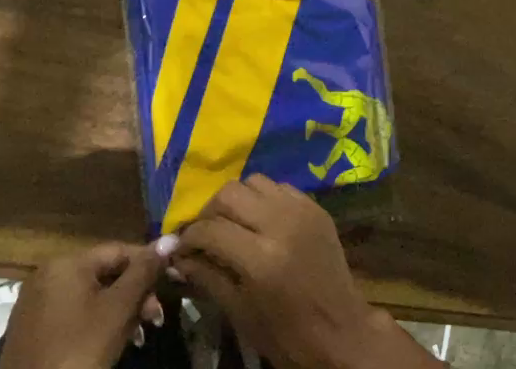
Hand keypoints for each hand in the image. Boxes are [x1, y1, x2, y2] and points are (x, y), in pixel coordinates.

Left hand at [0, 244, 166, 368]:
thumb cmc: (79, 349)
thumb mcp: (118, 309)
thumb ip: (144, 271)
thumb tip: (170, 238)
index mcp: (66, 263)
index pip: (119, 251)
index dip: (149, 265)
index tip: (169, 285)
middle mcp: (47, 275)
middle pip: (105, 274)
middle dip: (134, 295)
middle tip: (154, 319)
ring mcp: (36, 303)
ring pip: (91, 296)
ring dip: (119, 312)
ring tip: (138, 336)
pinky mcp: (32, 329)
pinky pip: (73, 314)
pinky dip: (95, 323)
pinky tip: (111, 342)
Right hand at [170, 175, 438, 368]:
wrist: (339, 332)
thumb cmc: (285, 333)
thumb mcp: (239, 311)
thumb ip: (206, 276)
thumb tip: (177, 256)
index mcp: (261, 258)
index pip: (211, 229)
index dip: (189, 237)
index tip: (180, 247)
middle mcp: (281, 223)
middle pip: (230, 193)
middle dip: (210, 212)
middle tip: (204, 233)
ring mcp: (302, 210)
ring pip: (255, 181)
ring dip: (237, 200)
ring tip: (231, 224)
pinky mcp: (316, 207)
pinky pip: (280, 188)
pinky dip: (263, 199)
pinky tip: (259, 221)